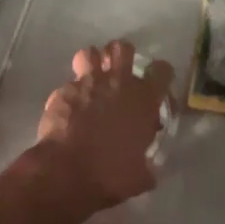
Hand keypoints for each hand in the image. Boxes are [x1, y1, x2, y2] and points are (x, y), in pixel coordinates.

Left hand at [34, 39, 174, 211]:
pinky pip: (67, 85)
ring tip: (90, 81)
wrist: (68, 174)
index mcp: (143, 99)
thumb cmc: (111, 175)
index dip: (161, 74)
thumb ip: (145, 165)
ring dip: (91, 65)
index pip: (162, 70)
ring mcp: (87, 83)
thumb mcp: (140, 175)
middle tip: (118, 74)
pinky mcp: (62, 92)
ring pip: (90, 53)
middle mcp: (118, 82)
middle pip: (122, 48)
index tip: (157, 84)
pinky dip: (69, 96)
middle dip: (120, 57)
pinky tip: (67, 111)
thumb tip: (148, 170)